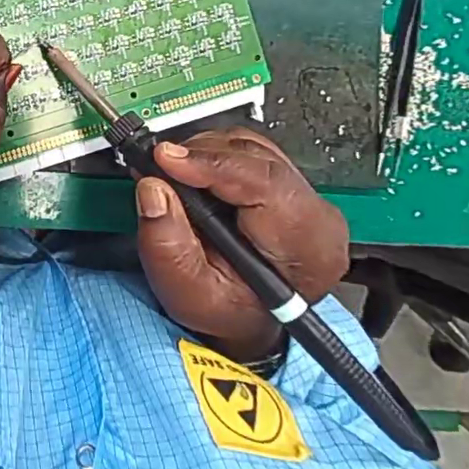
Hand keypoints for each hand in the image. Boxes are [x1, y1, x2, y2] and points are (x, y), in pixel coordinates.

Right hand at [135, 128, 347, 359]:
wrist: (242, 320)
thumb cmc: (226, 312)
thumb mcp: (188, 294)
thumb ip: (167, 245)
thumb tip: (153, 190)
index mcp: (306, 247)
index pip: (263, 182)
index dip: (210, 164)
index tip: (165, 159)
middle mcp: (315, 215)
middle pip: (254, 158)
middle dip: (198, 157)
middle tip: (154, 168)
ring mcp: (304, 196)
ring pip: (249, 148)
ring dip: (202, 155)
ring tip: (168, 175)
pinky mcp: (286, 184)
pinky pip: (246, 153)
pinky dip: (210, 158)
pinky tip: (188, 176)